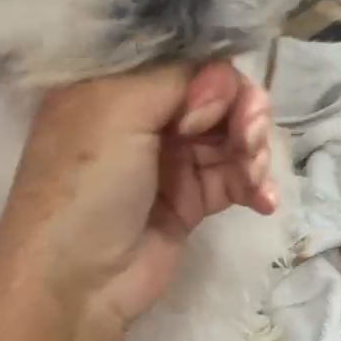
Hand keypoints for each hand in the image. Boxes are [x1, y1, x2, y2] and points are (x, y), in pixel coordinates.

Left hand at [0, 60, 278, 328]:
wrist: (77, 282)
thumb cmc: (85, 187)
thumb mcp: (117, 110)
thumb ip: (176, 80)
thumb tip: (224, 81)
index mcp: (115, 83)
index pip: (184, 59)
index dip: (213, 77)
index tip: (211, 109)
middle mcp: (142, 117)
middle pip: (215, 97)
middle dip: (243, 114)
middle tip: (249, 140)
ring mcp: (168, 162)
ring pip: (230, 138)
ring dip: (253, 152)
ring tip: (255, 179)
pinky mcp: (190, 202)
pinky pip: (233, 180)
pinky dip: (254, 186)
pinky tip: (263, 202)